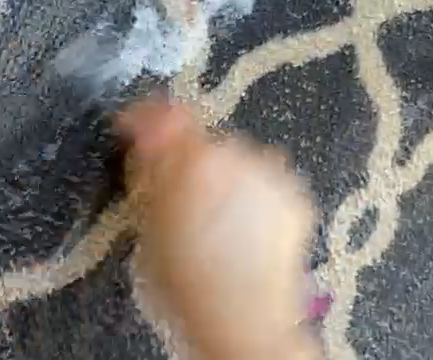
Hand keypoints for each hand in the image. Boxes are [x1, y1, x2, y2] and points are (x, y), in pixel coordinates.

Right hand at [120, 99, 322, 359]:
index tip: (138, 130)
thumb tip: (143, 131)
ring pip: (238, 160)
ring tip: (219, 222)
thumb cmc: (183, 278)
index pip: (166, 111)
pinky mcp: (295, 195)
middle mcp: (233, 151)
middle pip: (204, 141)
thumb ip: (147, 165)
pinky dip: (255, 197)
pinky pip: (267, 182)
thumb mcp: (147, 218)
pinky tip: (246, 229)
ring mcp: (269, 172)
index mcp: (190, 154)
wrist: (243, 322)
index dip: (149, 118)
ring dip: (227, 179)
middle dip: (192, 160)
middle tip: (183, 198)